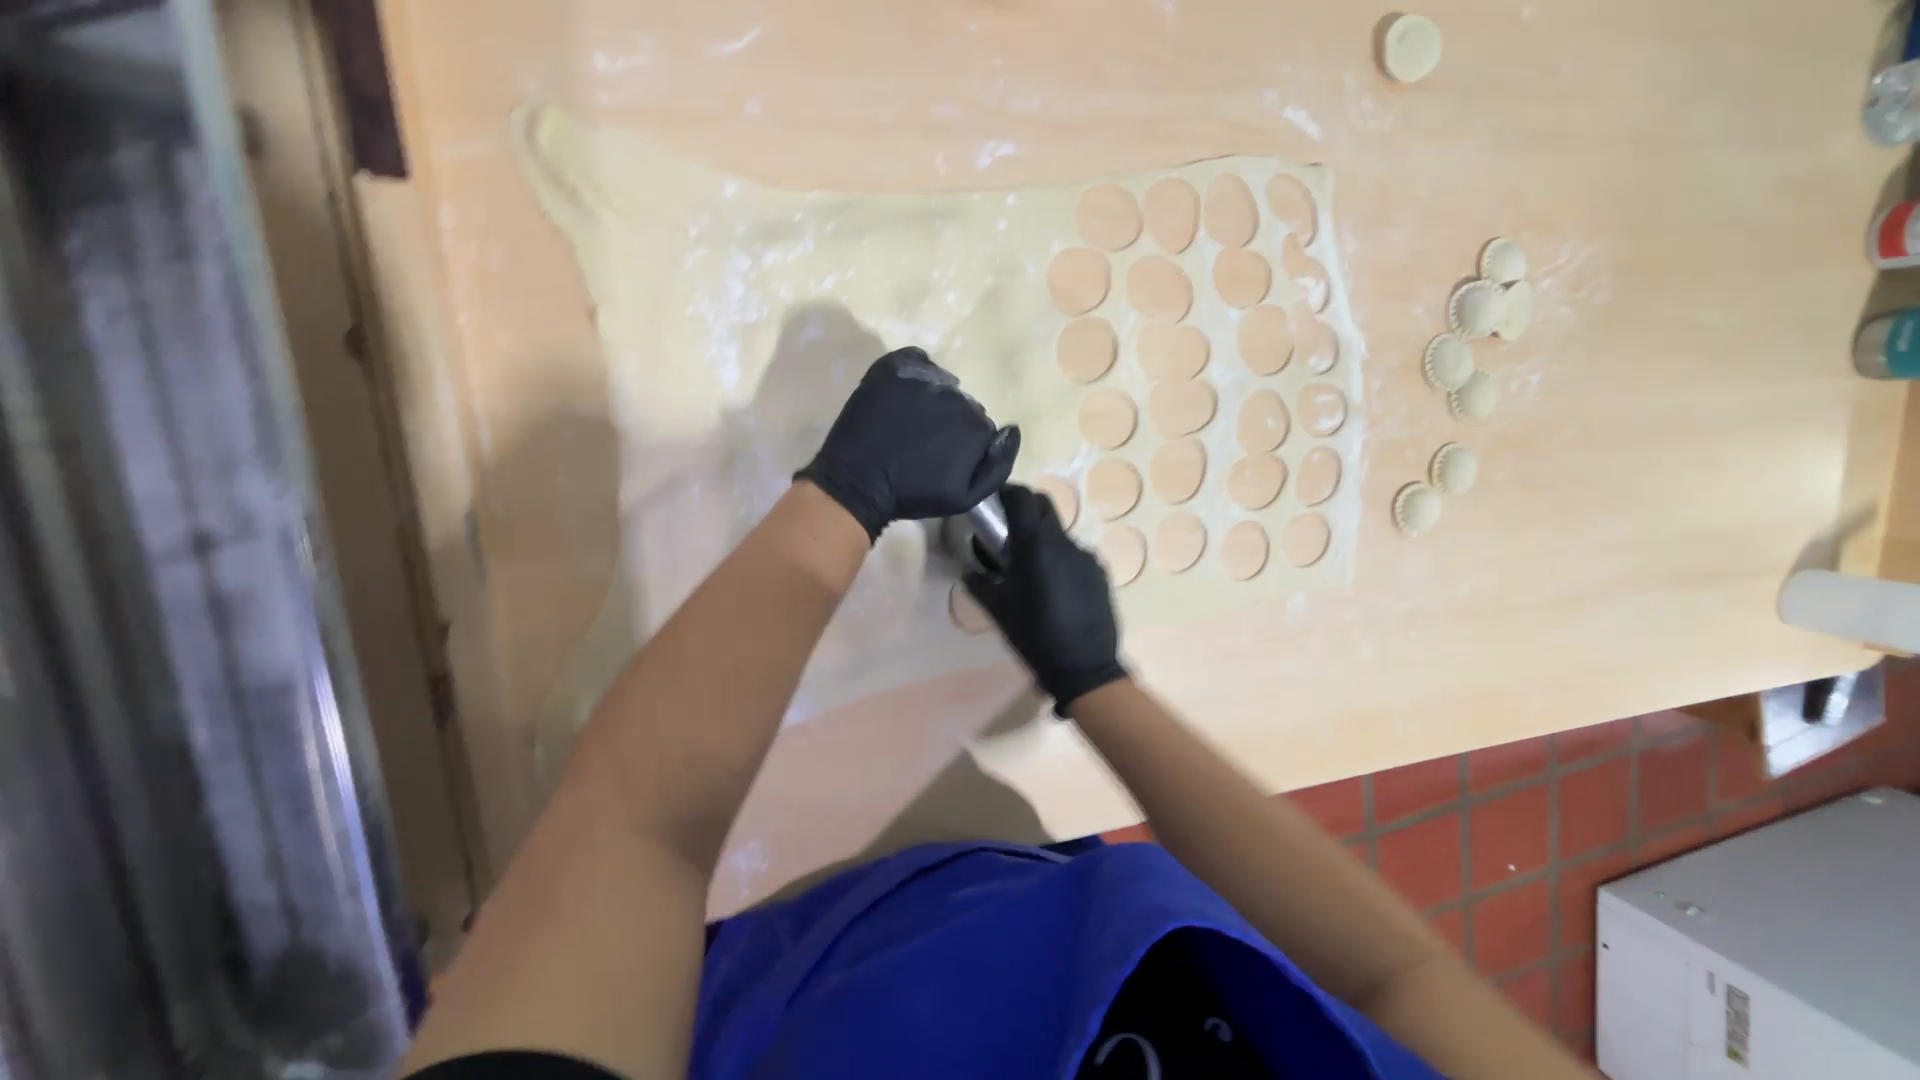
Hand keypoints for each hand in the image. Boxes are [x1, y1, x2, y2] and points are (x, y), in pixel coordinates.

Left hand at [796, 348, 1020, 540]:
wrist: (858, 483)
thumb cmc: (913, 495)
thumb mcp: (966, 496)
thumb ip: (998, 465)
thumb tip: (1012, 429)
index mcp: (976, 425)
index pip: (980, 425)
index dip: (963, 442)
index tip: (944, 457)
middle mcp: (956, 396)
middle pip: (961, 403)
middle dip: (948, 420)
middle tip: (924, 442)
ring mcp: (924, 379)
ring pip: (940, 384)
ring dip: (931, 398)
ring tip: (910, 422)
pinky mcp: (894, 368)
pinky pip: (915, 361)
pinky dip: (915, 372)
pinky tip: (903, 394)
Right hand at [964, 484, 1127, 713]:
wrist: (1084, 665)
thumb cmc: (1033, 636)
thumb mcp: (998, 611)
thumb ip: (979, 583)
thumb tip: (968, 569)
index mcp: (1036, 546)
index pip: (1022, 497)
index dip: (1006, 492)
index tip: (994, 501)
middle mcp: (1064, 542)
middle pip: (1044, 506)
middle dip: (1025, 508)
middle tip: (1007, 528)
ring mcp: (1086, 555)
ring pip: (1059, 533)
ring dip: (1042, 538)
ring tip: (1030, 567)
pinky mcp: (1100, 571)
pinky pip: (1075, 554)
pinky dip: (1060, 559)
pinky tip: (1054, 587)